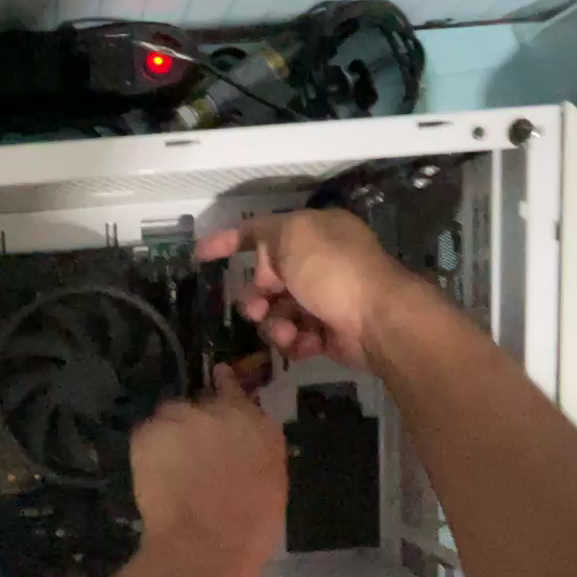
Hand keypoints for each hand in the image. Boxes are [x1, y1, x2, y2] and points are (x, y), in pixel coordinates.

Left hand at [131, 366, 286, 576]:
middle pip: (198, 403)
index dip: (223, 386)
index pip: (235, 391)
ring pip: (168, 417)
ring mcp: (181, 418)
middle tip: (188, 456)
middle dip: (193, 423)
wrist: (205, 545)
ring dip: (168, 434)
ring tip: (169, 470)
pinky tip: (153, 478)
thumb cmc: (247, 530)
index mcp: (257, 425)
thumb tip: (238, 445)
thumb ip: (253, 451)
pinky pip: (146, 435)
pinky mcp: (148, 432)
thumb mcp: (269, 483)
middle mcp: (219, 411)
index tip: (217, 381)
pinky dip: (147, 452)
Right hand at [196, 209, 428, 371]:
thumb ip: (266, 233)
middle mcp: (318, 263)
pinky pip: (294, 336)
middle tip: (256, 309)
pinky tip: (305, 343)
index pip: (261, 232)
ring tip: (288, 332)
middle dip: (255, 297)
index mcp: (312, 233)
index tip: (200, 255)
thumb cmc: (333, 271)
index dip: (228, 241)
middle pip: (266, 281)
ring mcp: (323, 298)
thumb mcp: (294, 235)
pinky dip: (295, 341)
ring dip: (274, 324)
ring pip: (276, 313)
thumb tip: (263, 258)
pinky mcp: (326, 331)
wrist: (376, 320)